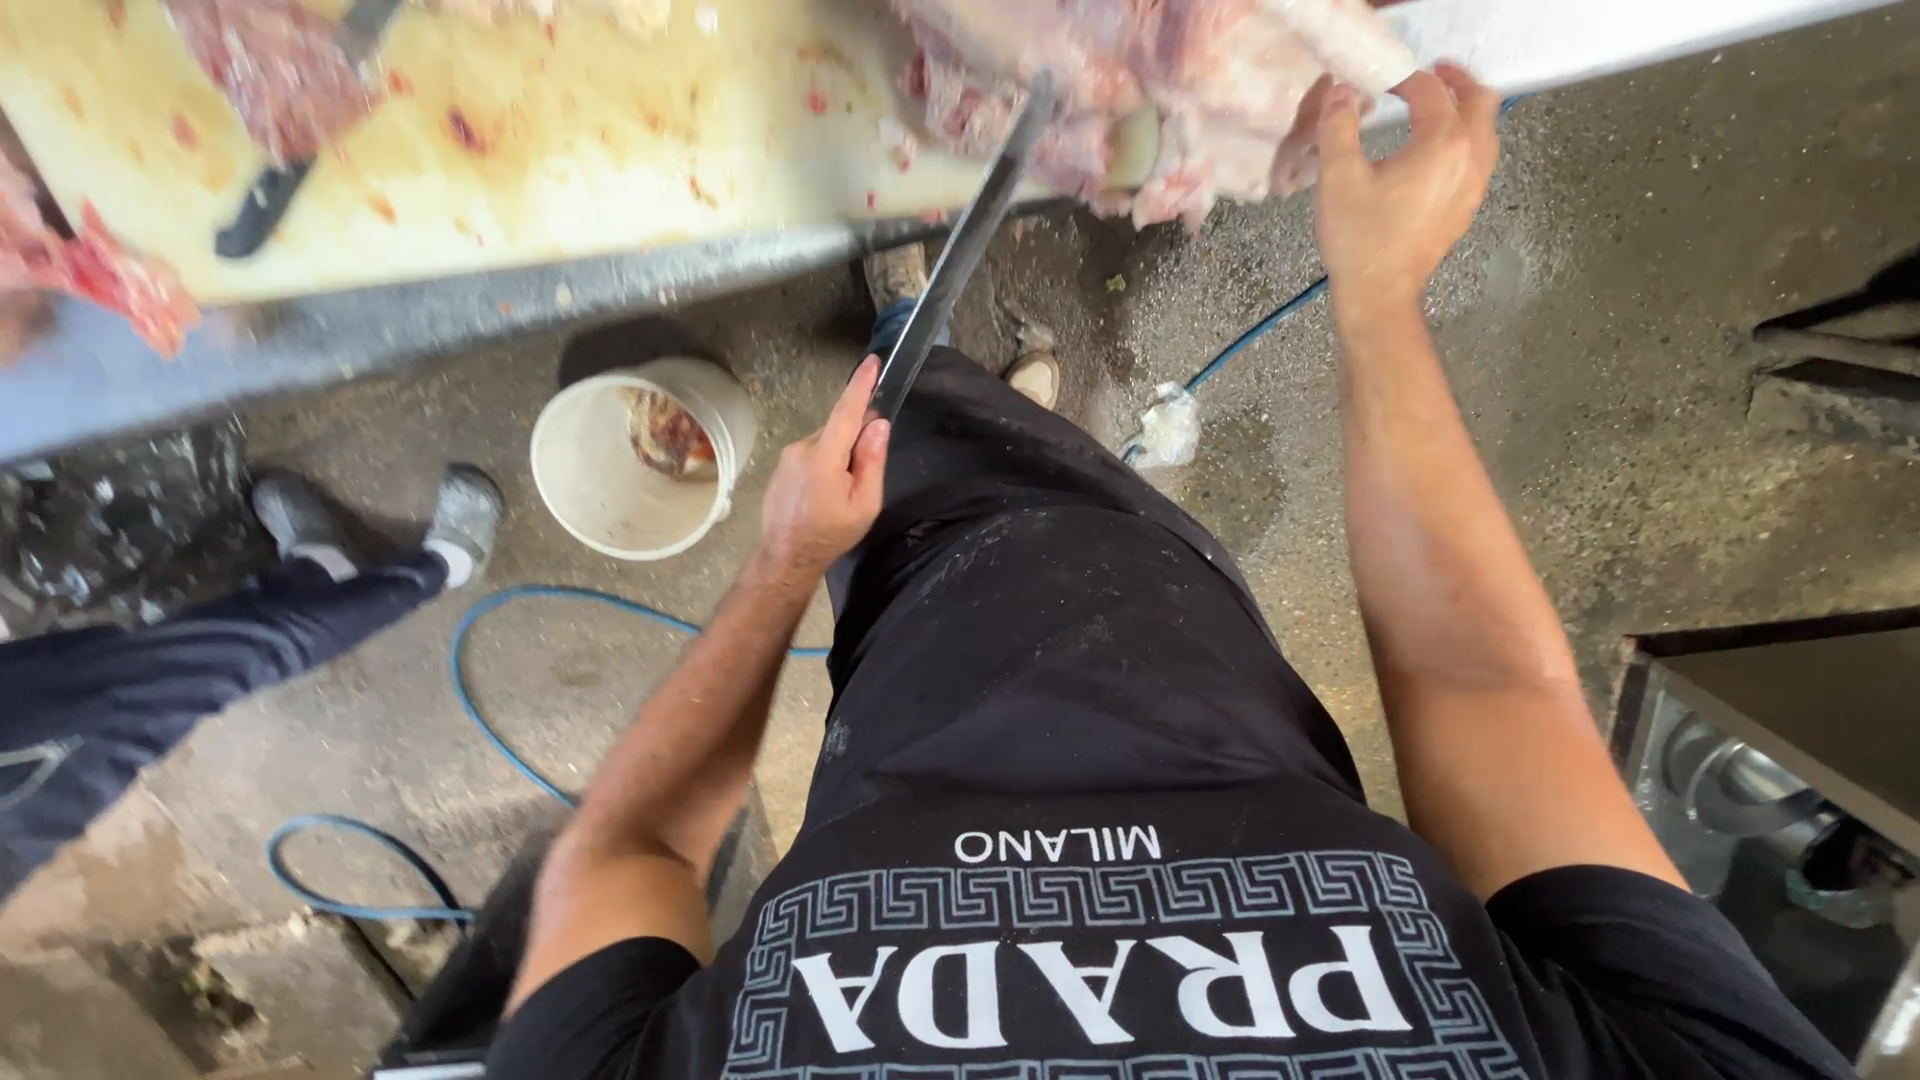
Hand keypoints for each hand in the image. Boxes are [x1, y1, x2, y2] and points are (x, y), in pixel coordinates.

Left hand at [757, 356, 890, 576]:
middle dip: (854, 445)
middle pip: (838, 431)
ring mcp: (787, 457)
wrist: (786, 557)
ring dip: (838, 460)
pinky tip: (822, 497)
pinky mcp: (780, 468)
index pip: (846, 411)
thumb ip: (872, 461)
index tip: (872, 362)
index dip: (861, 386)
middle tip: (861, 480)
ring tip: (839, 496)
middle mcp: (801, 448)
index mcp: (824, 456)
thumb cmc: (830, 534)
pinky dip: (823, 468)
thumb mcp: (864, 504)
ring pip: (824, 445)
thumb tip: (878, 424)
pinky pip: (810, 457)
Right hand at [1314, 63, 1499, 313]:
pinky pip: (1479, 158)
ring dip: (1465, 111)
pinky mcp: (1466, 207)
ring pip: (1486, 129)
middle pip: (1479, 99)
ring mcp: (1474, 184)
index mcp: (1442, 142)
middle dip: (1454, 83)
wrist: (1378, 293)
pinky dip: (1465, 142)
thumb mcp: (1337, 179)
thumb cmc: (1358, 239)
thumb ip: (1339, 128)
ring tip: (1438, 111)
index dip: (1406, 80)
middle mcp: (1470, 156)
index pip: (1431, 91)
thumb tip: (1342, 94)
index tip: (1382, 84)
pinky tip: (1438, 154)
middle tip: (1429, 78)